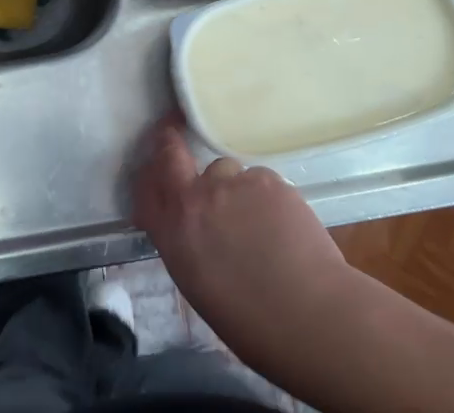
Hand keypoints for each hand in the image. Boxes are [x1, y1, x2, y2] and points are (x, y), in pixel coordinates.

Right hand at [131, 117, 355, 362]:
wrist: (308, 314)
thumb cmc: (250, 322)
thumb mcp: (197, 285)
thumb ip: (186, 244)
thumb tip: (193, 228)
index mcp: (171, 234)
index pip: (145, 188)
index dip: (147, 175)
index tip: (152, 168)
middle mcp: (194, 201)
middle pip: (172, 154)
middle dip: (169, 139)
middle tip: (172, 130)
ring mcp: (231, 185)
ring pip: (226, 169)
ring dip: (232, 185)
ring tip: (256, 215)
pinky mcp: (267, 181)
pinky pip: (259, 179)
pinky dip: (266, 196)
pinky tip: (282, 222)